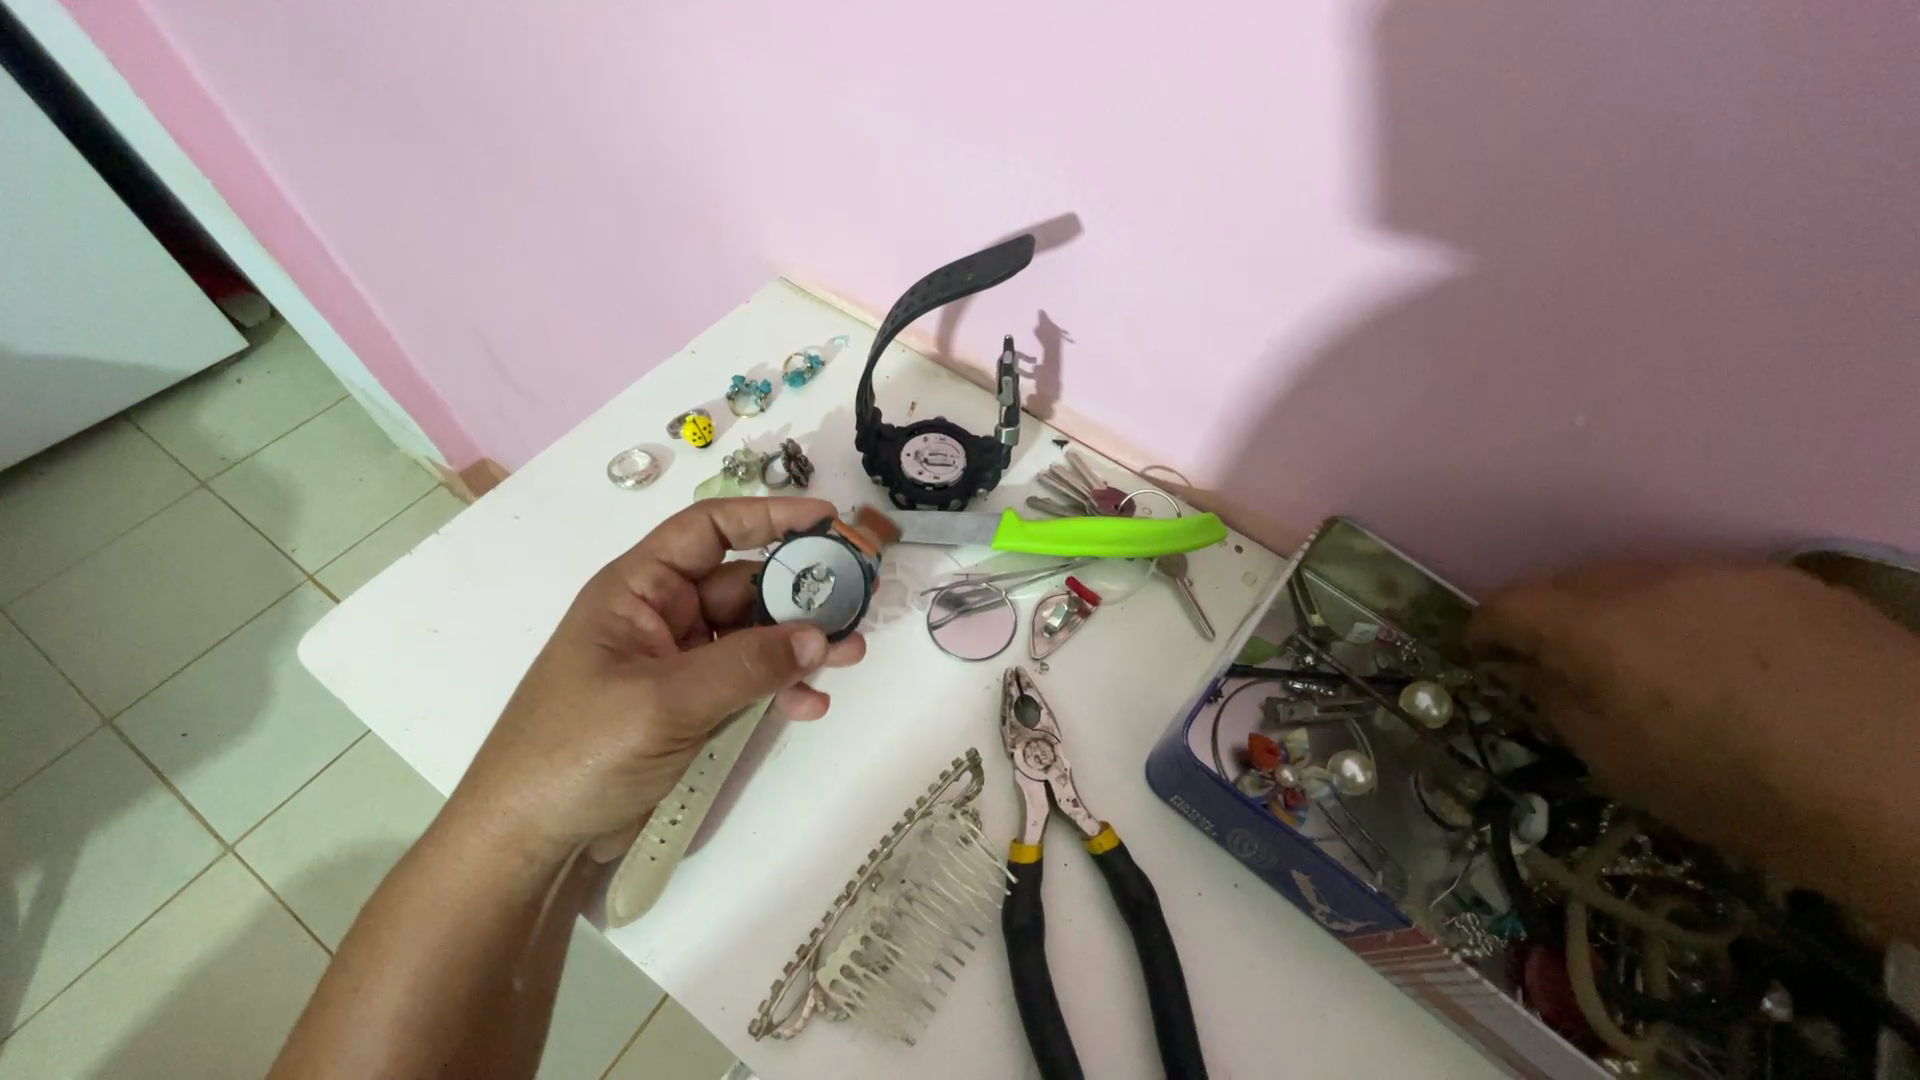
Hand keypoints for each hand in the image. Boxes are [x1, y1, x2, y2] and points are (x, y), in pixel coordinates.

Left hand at [448, 497, 866, 865]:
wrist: (531, 840)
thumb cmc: (578, 751)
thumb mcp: (665, 701)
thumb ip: (747, 666)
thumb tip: (819, 636)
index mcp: (639, 590)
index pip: (708, 530)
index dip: (768, 516)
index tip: (827, 520)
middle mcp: (661, 616)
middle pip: (744, 586)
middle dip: (799, 594)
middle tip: (857, 602)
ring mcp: (677, 664)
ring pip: (753, 636)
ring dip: (800, 645)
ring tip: (851, 656)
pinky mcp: (690, 706)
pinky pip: (746, 682)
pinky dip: (779, 689)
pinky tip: (809, 707)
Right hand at [1469, 561, 1919, 934]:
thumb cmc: (1742, 793)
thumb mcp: (1617, 764)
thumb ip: (1555, 702)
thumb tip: (1529, 671)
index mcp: (1596, 631)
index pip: (1506, 606)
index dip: (1483, 631)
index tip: (1483, 657)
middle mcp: (1649, 584)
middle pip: (1565, 582)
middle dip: (1546, 618)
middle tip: (1557, 662)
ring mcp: (1723, 574)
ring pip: (1634, 579)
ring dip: (1614, 612)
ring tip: (1645, 661)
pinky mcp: (1787, 580)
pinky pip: (1702, 585)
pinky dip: (1682, 613)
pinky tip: (1721, 659)